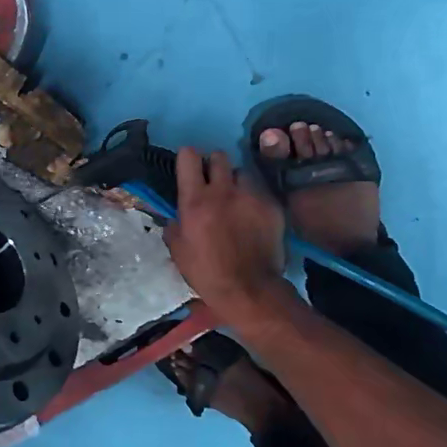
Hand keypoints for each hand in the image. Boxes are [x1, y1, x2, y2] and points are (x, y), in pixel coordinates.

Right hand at [162, 147, 295, 325]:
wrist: (249, 290)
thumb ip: (174, 227)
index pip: (188, 156)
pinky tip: (254, 216)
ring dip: (237, 181)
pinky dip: (255, 199)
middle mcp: (223, 190)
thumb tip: (174, 218)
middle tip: (214, 182)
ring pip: (242, 172)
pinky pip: (261, 192)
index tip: (189, 167)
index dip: (187, 158)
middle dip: (214, 165)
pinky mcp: (272, 205)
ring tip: (237, 198)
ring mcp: (250, 196)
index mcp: (195, 200)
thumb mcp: (179, 252)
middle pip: (219, 156)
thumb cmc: (207, 273)